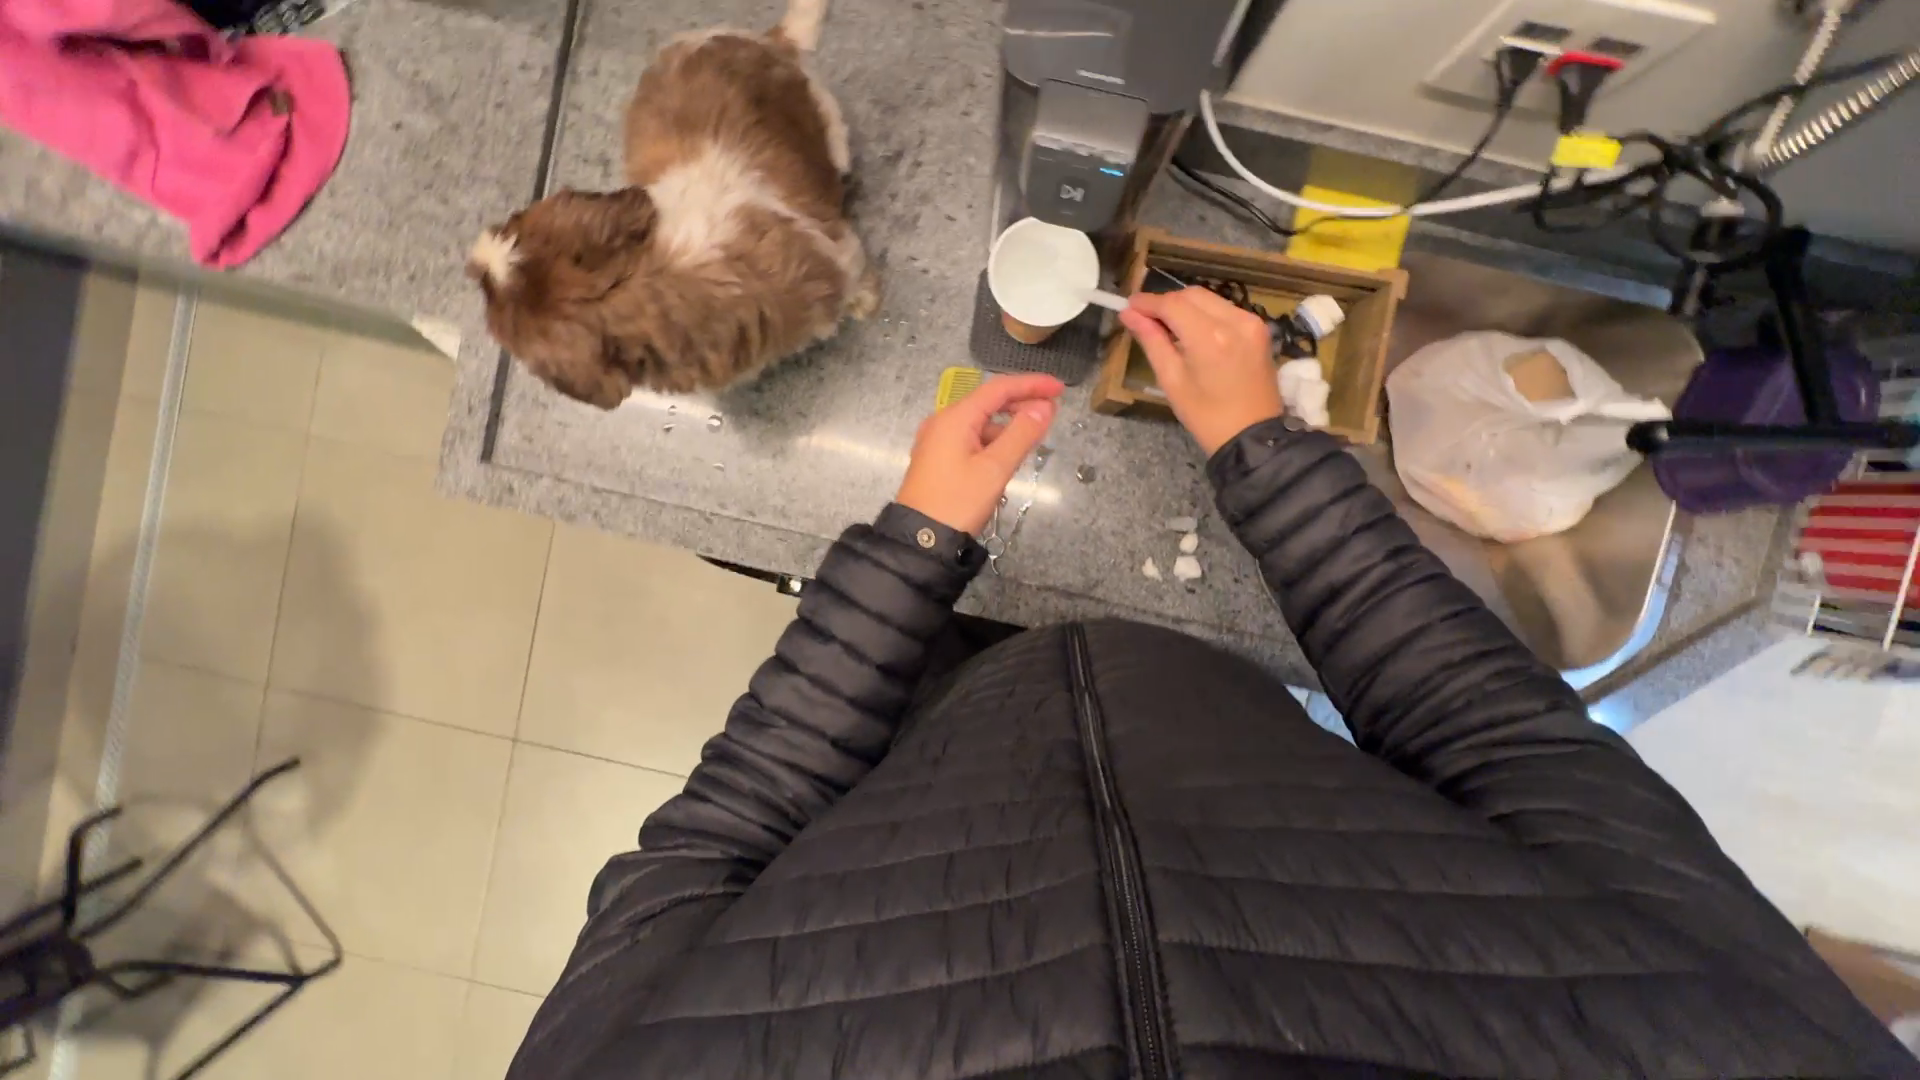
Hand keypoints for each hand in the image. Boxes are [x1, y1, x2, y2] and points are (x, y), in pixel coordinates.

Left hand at [896, 373, 1063, 532]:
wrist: (919, 541)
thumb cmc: (958, 502)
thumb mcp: (995, 469)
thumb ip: (1022, 434)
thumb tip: (1044, 406)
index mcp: (955, 418)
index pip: (999, 388)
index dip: (1032, 384)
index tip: (1059, 389)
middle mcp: (943, 422)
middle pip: (988, 402)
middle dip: (1021, 403)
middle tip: (1052, 412)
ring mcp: (937, 441)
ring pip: (979, 423)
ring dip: (1008, 425)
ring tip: (1034, 437)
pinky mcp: (937, 459)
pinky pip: (970, 439)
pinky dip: (993, 440)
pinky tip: (1008, 454)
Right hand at [1120, 288, 1283, 455]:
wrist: (1252, 435)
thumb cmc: (1205, 416)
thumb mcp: (1171, 380)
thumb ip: (1152, 341)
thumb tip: (1129, 314)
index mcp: (1209, 337)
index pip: (1172, 304)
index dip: (1147, 302)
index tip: (1128, 305)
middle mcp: (1234, 320)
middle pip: (1192, 295)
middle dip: (1166, 302)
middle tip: (1145, 318)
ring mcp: (1251, 322)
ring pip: (1210, 299)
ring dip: (1186, 306)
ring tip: (1167, 326)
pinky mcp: (1259, 329)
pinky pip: (1226, 310)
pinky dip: (1205, 314)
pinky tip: (1193, 332)